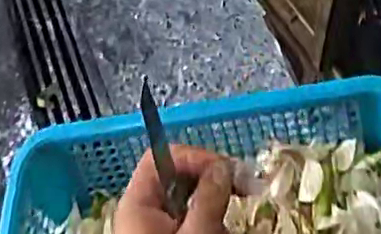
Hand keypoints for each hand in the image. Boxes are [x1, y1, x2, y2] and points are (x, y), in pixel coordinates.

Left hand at [116, 146, 232, 233]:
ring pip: (188, 202)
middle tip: (243, 187)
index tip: (227, 168)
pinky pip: (189, 223)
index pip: (163, 156)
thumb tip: (224, 166)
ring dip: (215, 206)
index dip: (195, 155)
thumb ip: (207, 199)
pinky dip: (209, 223)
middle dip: (211, 180)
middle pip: (178, 177)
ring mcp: (153, 230)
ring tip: (237, 207)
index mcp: (137, 202)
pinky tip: (223, 227)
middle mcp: (142, 212)